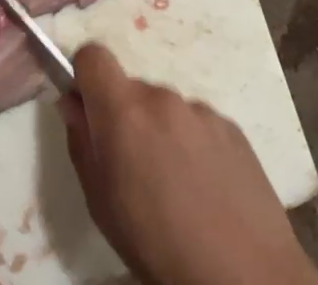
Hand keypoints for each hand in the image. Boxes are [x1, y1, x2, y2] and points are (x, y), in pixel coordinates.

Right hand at [59, 45, 317, 284]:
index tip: (87, 106)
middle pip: (131, 88)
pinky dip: (192, 144)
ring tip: (174, 183)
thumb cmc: (156, 242)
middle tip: (132, 165)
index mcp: (123, 111)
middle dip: (125, 115)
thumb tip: (73, 104)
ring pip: (166, 108)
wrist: (243, 275)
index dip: (84, 75)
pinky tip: (203, 187)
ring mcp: (203, 112)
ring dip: (160, 131)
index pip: (92, 55)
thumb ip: (81, 141)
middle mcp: (163, 99)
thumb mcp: (99, 200)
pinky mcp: (234, 129)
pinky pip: (198, 124)